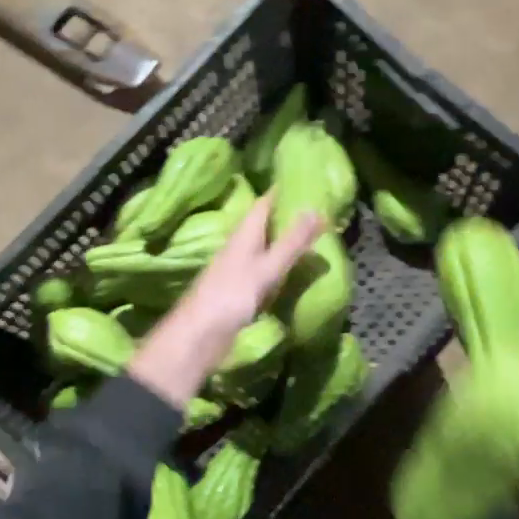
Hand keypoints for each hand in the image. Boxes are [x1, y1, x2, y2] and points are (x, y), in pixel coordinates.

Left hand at [127, 197, 322, 408]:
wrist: (198, 338)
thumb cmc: (229, 297)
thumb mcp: (266, 268)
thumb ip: (291, 242)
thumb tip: (317, 208)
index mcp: (243, 236)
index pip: (265, 203)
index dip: (283, 191)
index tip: (306, 181)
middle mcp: (239, 248)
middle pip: (265, 226)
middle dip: (288, 217)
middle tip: (320, 212)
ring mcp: (237, 272)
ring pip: (264, 250)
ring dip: (285, 244)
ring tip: (314, 241)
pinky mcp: (238, 294)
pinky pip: (264, 274)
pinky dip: (280, 270)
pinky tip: (293, 276)